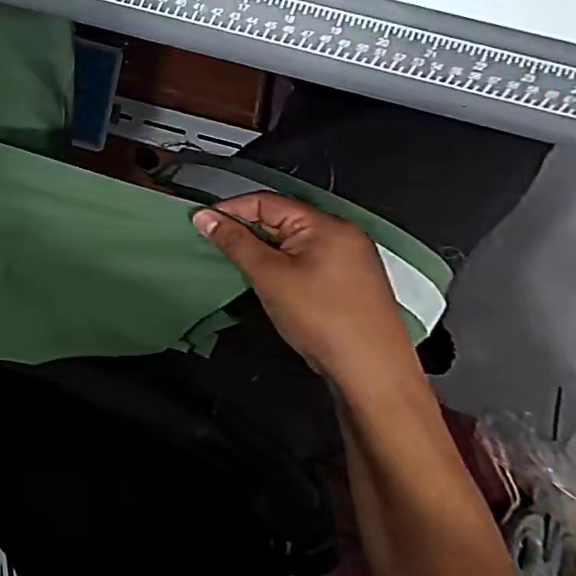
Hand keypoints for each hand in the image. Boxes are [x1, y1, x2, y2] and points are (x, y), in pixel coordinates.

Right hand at [192, 192, 416, 387]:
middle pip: (281, 218)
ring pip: (292, 239)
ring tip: (238, 261)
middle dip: (246, 228)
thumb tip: (205, 216)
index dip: (230, 208)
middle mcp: (342, 234)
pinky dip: (282, 261)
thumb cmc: (322, 320)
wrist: (373, 374)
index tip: (202, 222)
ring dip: (263, 247)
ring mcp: (350, 257)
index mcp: (326, 225)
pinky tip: (268, 278)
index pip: (266, 201)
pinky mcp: (350, 280)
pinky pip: (307, 257)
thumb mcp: (268, 275)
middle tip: (216, 242)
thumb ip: (234, 241)